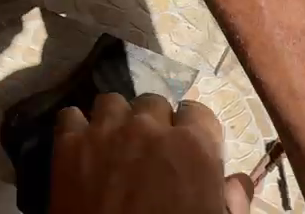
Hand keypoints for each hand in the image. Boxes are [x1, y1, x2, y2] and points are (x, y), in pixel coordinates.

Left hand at [51, 92, 253, 213]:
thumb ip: (231, 202)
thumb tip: (236, 181)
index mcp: (192, 148)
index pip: (198, 112)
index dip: (195, 131)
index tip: (191, 149)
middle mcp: (147, 127)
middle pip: (152, 104)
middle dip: (155, 124)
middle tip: (153, 154)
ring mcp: (104, 131)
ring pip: (112, 103)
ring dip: (117, 120)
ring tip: (117, 147)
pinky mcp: (68, 143)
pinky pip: (71, 116)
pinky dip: (78, 129)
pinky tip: (84, 150)